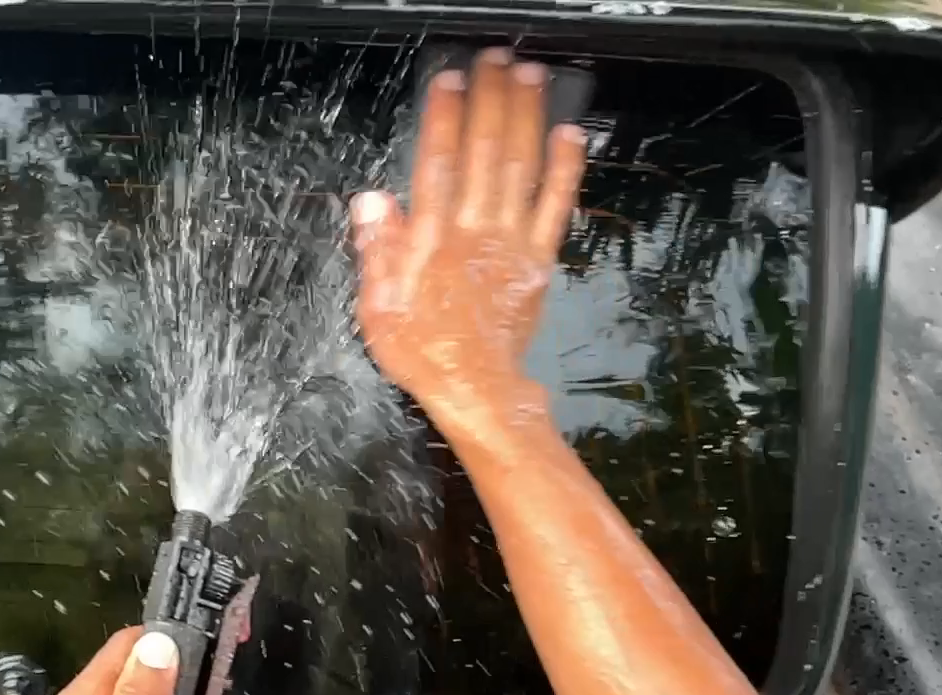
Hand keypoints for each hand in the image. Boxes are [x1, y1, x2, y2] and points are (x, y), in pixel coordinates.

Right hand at [351, 48, 587, 450]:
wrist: (473, 388)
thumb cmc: (421, 353)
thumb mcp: (377, 311)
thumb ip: (377, 253)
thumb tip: (370, 201)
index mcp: (431, 243)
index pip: (438, 167)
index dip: (444, 120)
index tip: (450, 82)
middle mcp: (474, 233)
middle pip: (485, 155)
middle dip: (491, 102)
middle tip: (496, 59)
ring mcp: (511, 244)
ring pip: (521, 170)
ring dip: (527, 120)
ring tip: (530, 76)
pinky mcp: (538, 260)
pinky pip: (555, 207)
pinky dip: (565, 170)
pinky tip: (571, 135)